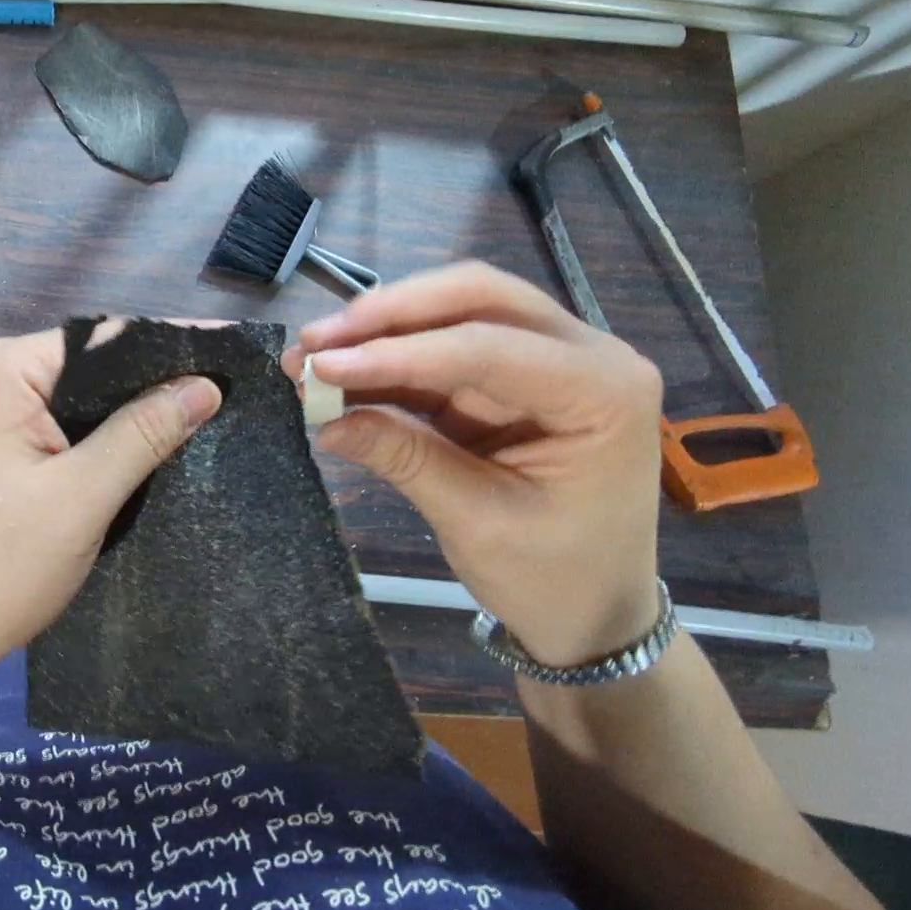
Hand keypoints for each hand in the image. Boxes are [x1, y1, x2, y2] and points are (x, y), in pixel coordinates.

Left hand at [0, 326, 222, 671]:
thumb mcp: (82, 495)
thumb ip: (144, 433)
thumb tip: (205, 385)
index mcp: (10, 370)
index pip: (107, 339)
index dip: (174, 345)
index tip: (238, 353)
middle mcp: (2, 380)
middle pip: (100, 368)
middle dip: (160, 383)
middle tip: (238, 392)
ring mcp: (3, 420)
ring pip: (91, 405)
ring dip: (141, 417)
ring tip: (217, 418)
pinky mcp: (10, 455)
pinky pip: (75, 434)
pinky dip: (114, 445)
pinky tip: (163, 453)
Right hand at [283, 262, 663, 667]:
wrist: (590, 611)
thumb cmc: (554, 576)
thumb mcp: (477, 522)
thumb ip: (405, 460)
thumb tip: (325, 421)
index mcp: (602, 391)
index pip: (487, 348)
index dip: (395, 353)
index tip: (320, 366)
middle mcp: (581, 356)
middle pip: (476, 298)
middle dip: (388, 314)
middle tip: (315, 339)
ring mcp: (541, 363)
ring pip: (453, 313)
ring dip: (377, 330)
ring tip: (308, 354)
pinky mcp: (502, 382)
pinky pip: (436, 352)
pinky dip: (383, 361)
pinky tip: (336, 374)